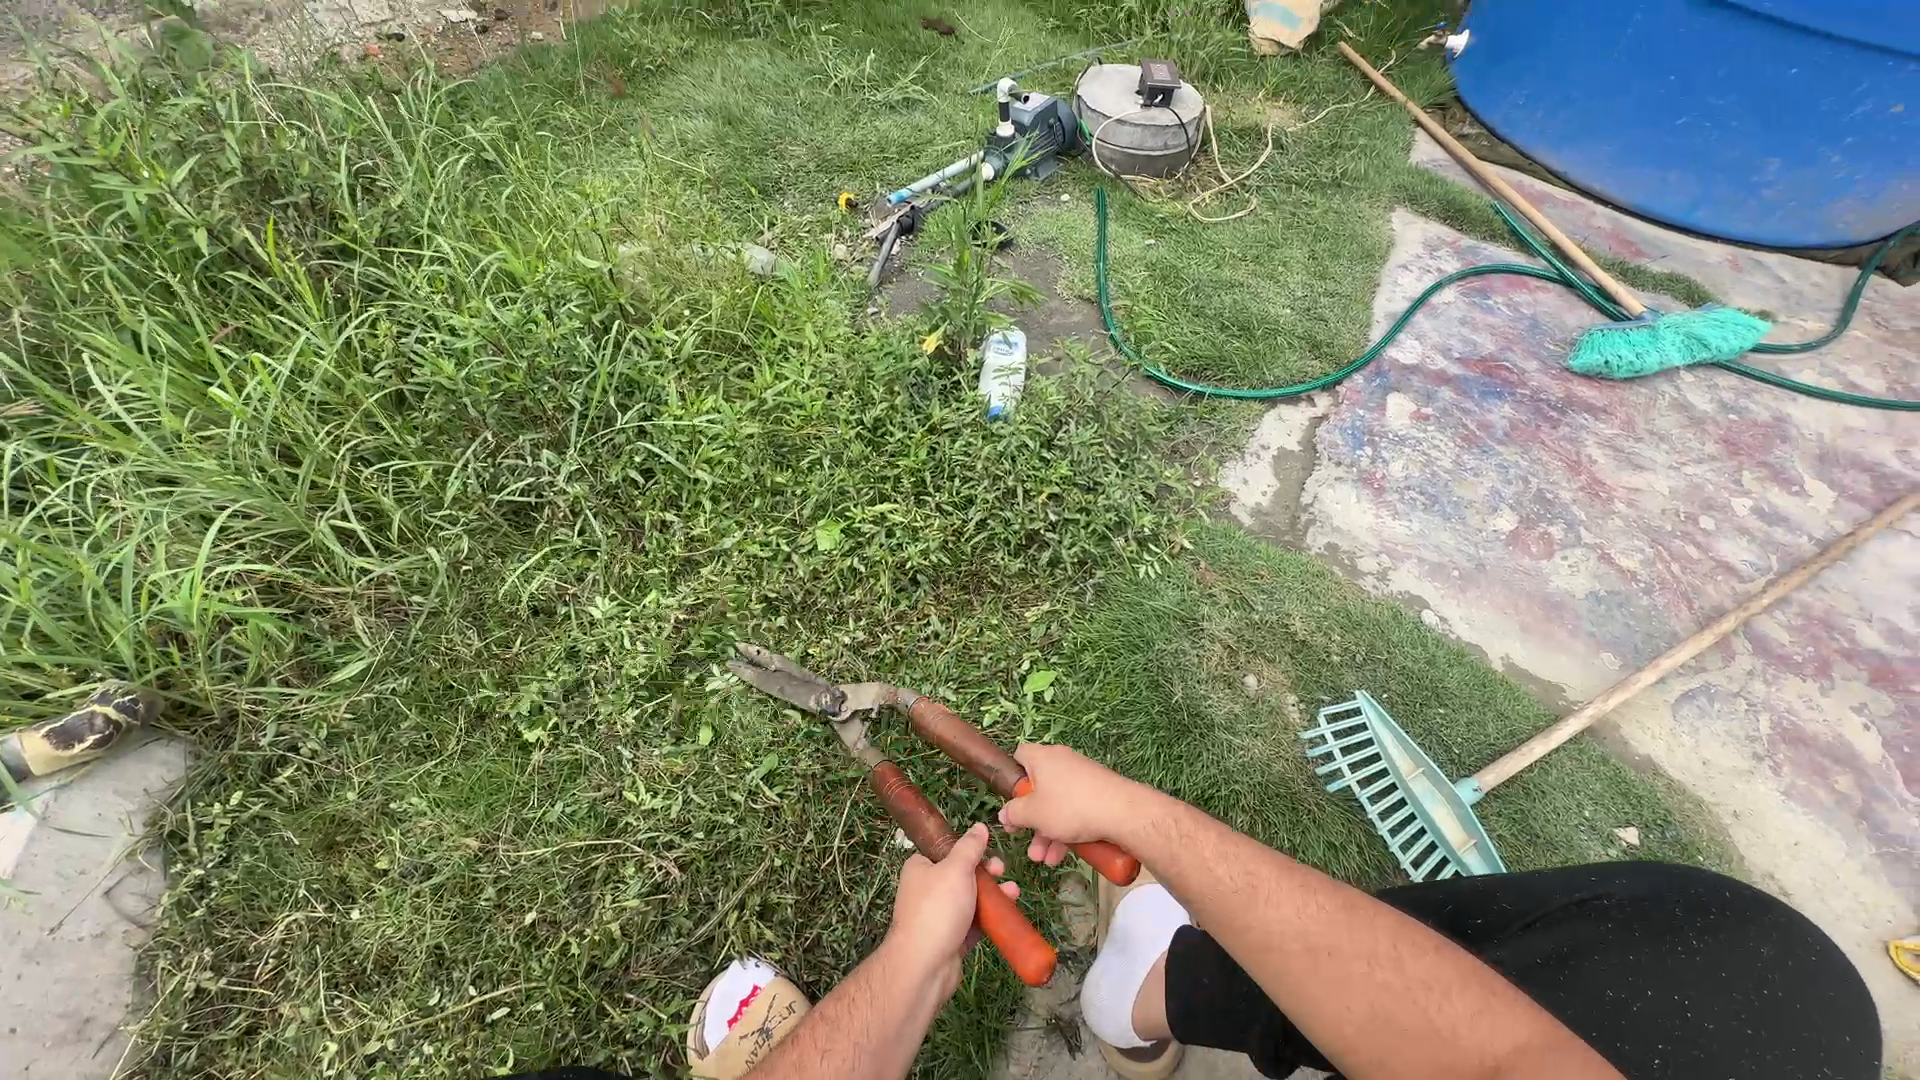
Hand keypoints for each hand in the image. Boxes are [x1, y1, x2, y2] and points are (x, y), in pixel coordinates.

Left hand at [884, 822, 1018, 999]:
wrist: (925, 966)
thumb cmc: (937, 909)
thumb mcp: (956, 868)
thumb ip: (970, 847)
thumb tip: (979, 826)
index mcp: (920, 868)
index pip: (946, 851)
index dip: (968, 850)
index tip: (987, 851)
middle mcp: (927, 890)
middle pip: (962, 875)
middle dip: (986, 873)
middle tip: (1001, 871)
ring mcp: (939, 917)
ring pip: (971, 899)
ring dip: (993, 895)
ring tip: (1013, 893)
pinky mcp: (951, 939)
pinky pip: (974, 923)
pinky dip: (990, 918)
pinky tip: (1007, 914)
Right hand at [997, 743, 1155, 866]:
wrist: (1123, 812)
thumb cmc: (1070, 807)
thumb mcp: (1033, 813)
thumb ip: (1013, 814)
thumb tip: (1004, 814)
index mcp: (1042, 757)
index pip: (1019, 757)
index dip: (1013, 779)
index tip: (1012, 801)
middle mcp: (1061, 762)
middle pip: (1038, 788)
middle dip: (1031, 820)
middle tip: (1026, 840)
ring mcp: (1081, 777)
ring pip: (1056, 804)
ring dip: (1048, 833)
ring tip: (1045, 860)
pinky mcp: (1097, 792)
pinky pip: (1074, 809)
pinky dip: (1067, 830)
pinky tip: (1063, 855)